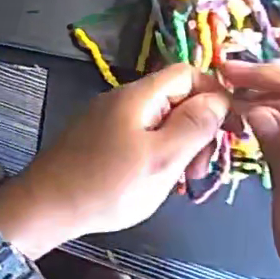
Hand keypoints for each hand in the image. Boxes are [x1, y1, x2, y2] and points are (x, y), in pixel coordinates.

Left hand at [0, 63, 228, 257]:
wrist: (48, 204)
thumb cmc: (108, 184)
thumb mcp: (162, 157)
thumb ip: (194, 125)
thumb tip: (219, 97)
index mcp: (137, 96)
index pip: (187, 74)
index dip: (215, 95)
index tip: (231, 130)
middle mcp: (121, 99)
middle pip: (174, 97)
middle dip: (198, 127)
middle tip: (201, 167)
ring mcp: (106, 118)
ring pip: (158, 120)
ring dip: (179, 145)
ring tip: (181, 179)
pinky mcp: (97, 138)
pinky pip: (139, 135)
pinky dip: (157, 153)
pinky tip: (156, 180)